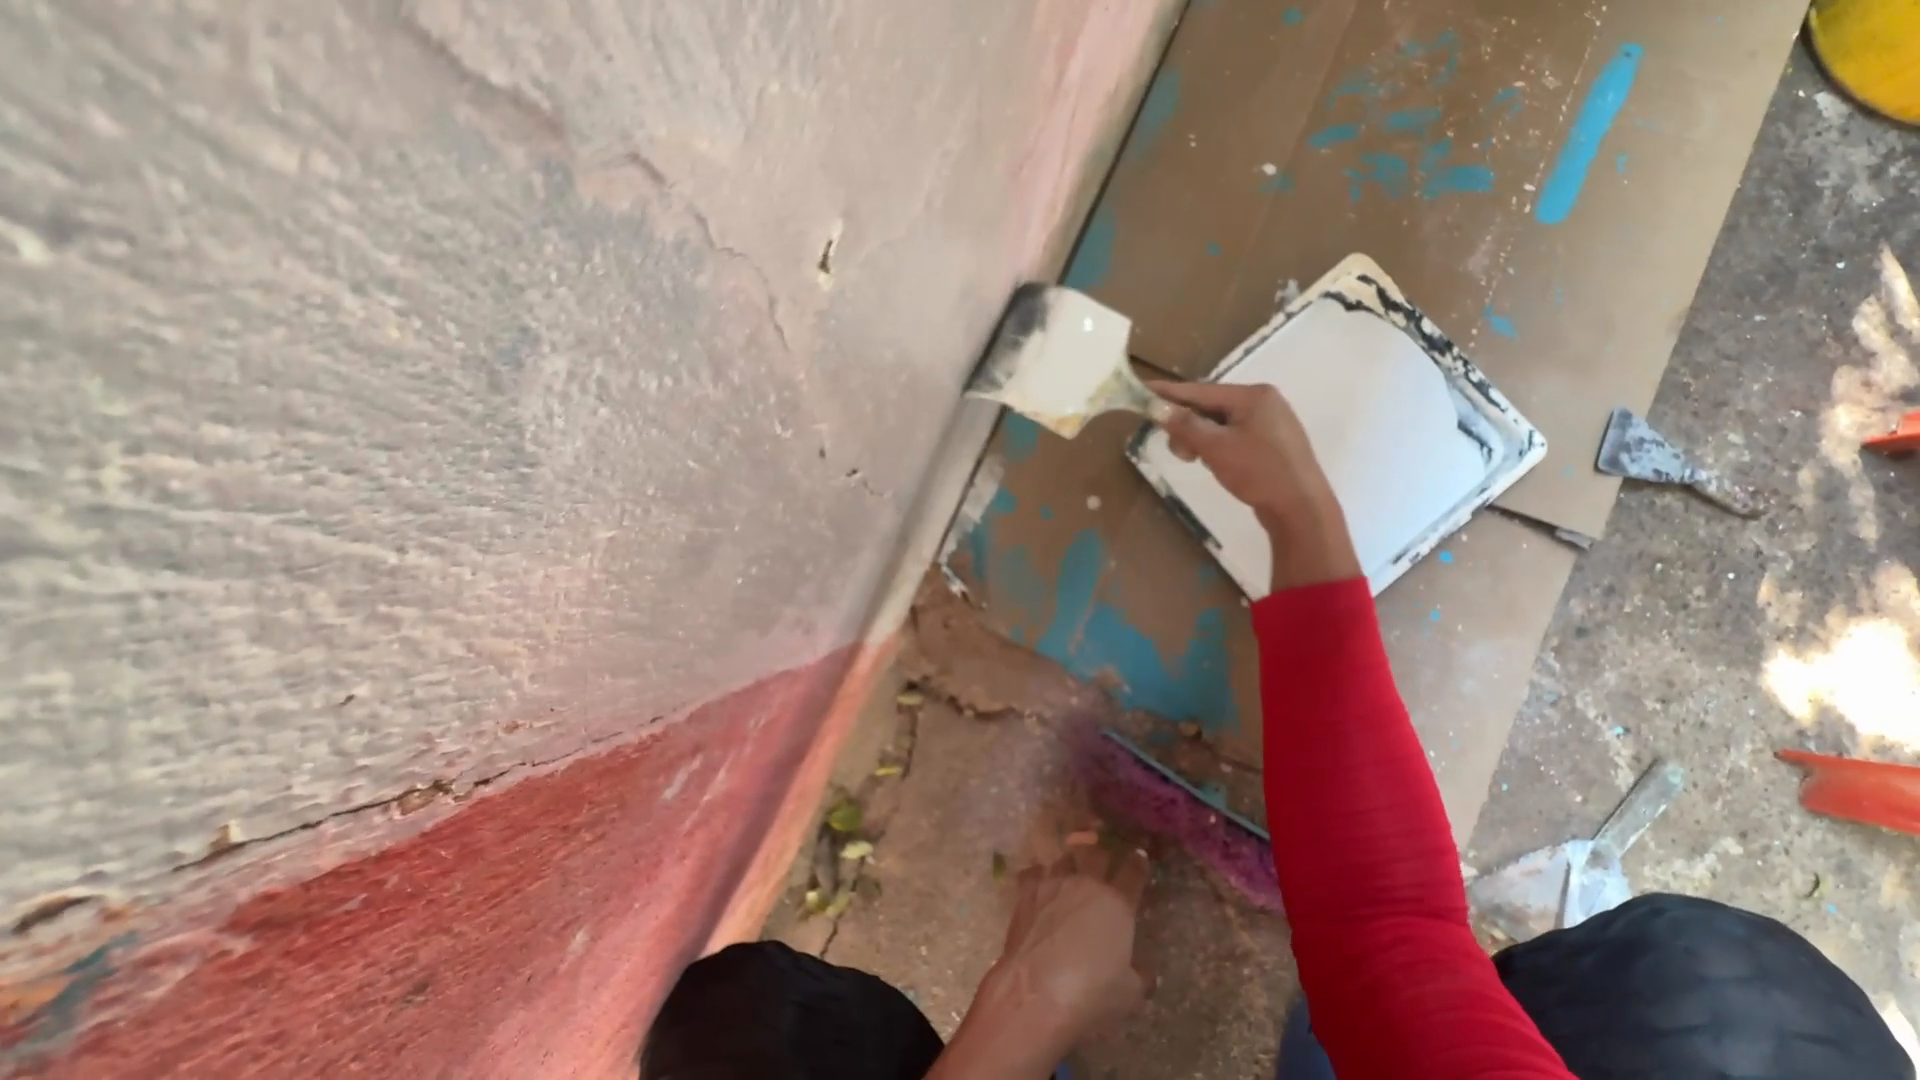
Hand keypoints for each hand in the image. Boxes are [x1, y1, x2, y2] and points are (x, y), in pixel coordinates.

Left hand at [929, 843, 1150, 1077]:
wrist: (1036, 991)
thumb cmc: (1091, 993)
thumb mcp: (1130, 992)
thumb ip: (1139, 975)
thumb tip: (1143, 972)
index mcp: (1117, 902)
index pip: (1133, 872)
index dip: (1138, 863)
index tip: (1139, 857)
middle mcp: (1086, 884)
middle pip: (1097, 854)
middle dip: (1103, 854)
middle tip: (1104, 856)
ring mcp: (1053, 884)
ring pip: (1065, 859)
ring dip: (1071, 862)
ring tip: (1071, 868)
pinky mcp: (1025, 893)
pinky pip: (1034, 873)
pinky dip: (1039, 875)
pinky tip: (1039, 883)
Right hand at [1149, 380, 1361, 590]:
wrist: (1301, 508)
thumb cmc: (1258, 472)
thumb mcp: (1215, 447)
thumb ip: (1185, 425)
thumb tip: (1159, 408)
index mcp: (1253, 395)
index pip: (1200, 390)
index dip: (1169, 393)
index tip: (1142, 390)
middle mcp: (1265, 402)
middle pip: (1211, 407)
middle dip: (1188, 426)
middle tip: (1178, 450)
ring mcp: (1272, 423)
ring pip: (1222, 424)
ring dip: (1202, 439)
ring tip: (1198, 460)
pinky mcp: (1274, 444)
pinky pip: (1236, 436)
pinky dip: (1219, 447)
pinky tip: (1217, 464)